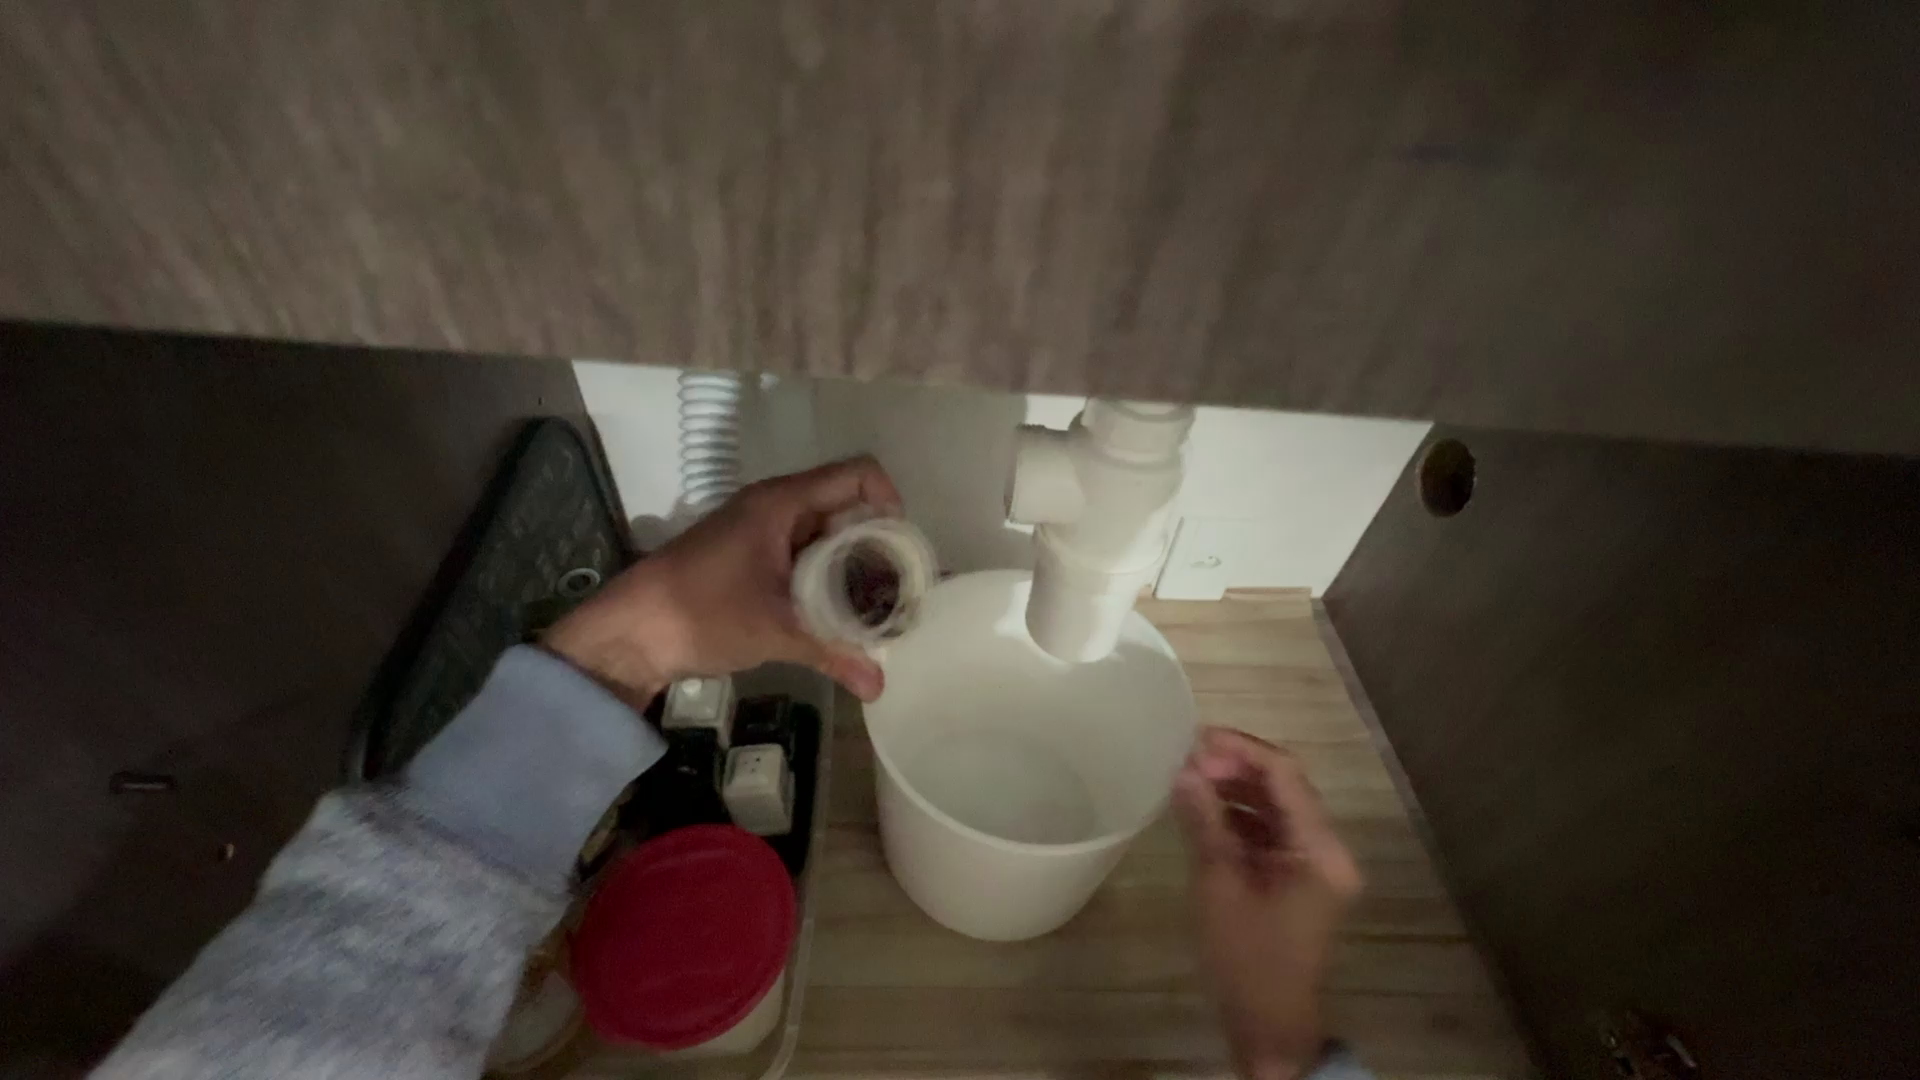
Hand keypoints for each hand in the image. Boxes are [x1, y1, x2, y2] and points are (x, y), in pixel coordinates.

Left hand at [543, 456, 903, 706]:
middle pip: (847, 505)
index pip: (859, 474)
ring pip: (826, 533)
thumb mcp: (774, 631)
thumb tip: (878, 687)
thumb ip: (832, 652)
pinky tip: (838, 612)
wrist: (627, 633)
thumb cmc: (699, 613)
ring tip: (876, 605)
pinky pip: (805, 553)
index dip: (890, 502)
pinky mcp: (752, 556)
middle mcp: (776, 506)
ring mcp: (762, 531)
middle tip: (898, 588)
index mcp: (782, 503)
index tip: (900, 550)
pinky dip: (827, 576)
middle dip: (877, 544)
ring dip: (853, 564)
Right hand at [1173, 727, 1363, 1079]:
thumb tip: (1183, 768)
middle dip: (1235, 766)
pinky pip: (1267, 829)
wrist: (1267, 1027)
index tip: (1196, 739)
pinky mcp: (1295, 877)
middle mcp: (1325, 849)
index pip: (1285, 776)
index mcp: (1320, 850)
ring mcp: (1312, 864)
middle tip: (1187, 758)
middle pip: (1283, 786)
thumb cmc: (1246, 958)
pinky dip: (1236, 815)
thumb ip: (1204, 820)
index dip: (1241, 749)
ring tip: (1189, 779)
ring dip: (1234, 789)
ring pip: (1274, 806)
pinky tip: (1202, 810)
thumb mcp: (1219, 883)